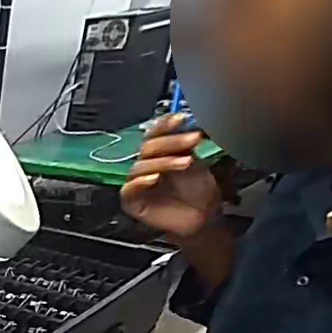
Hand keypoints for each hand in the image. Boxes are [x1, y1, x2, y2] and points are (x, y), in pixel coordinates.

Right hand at [120, 113, 221, 241]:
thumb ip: (186, 141)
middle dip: (171, 141)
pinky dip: (141, 182)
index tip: (182, 118)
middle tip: (194, 139)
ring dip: (164, 161)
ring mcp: (136, 184)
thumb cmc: (198, 189)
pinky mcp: (132, 202)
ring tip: (187, 162)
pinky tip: (155, 178)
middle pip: (148, 147)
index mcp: (158, 153)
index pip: (154, 134)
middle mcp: (145, 166)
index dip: (164, 124)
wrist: (202, 216)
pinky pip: (129, 189)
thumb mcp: (195, 158)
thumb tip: (187, 117)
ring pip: (141, 166)